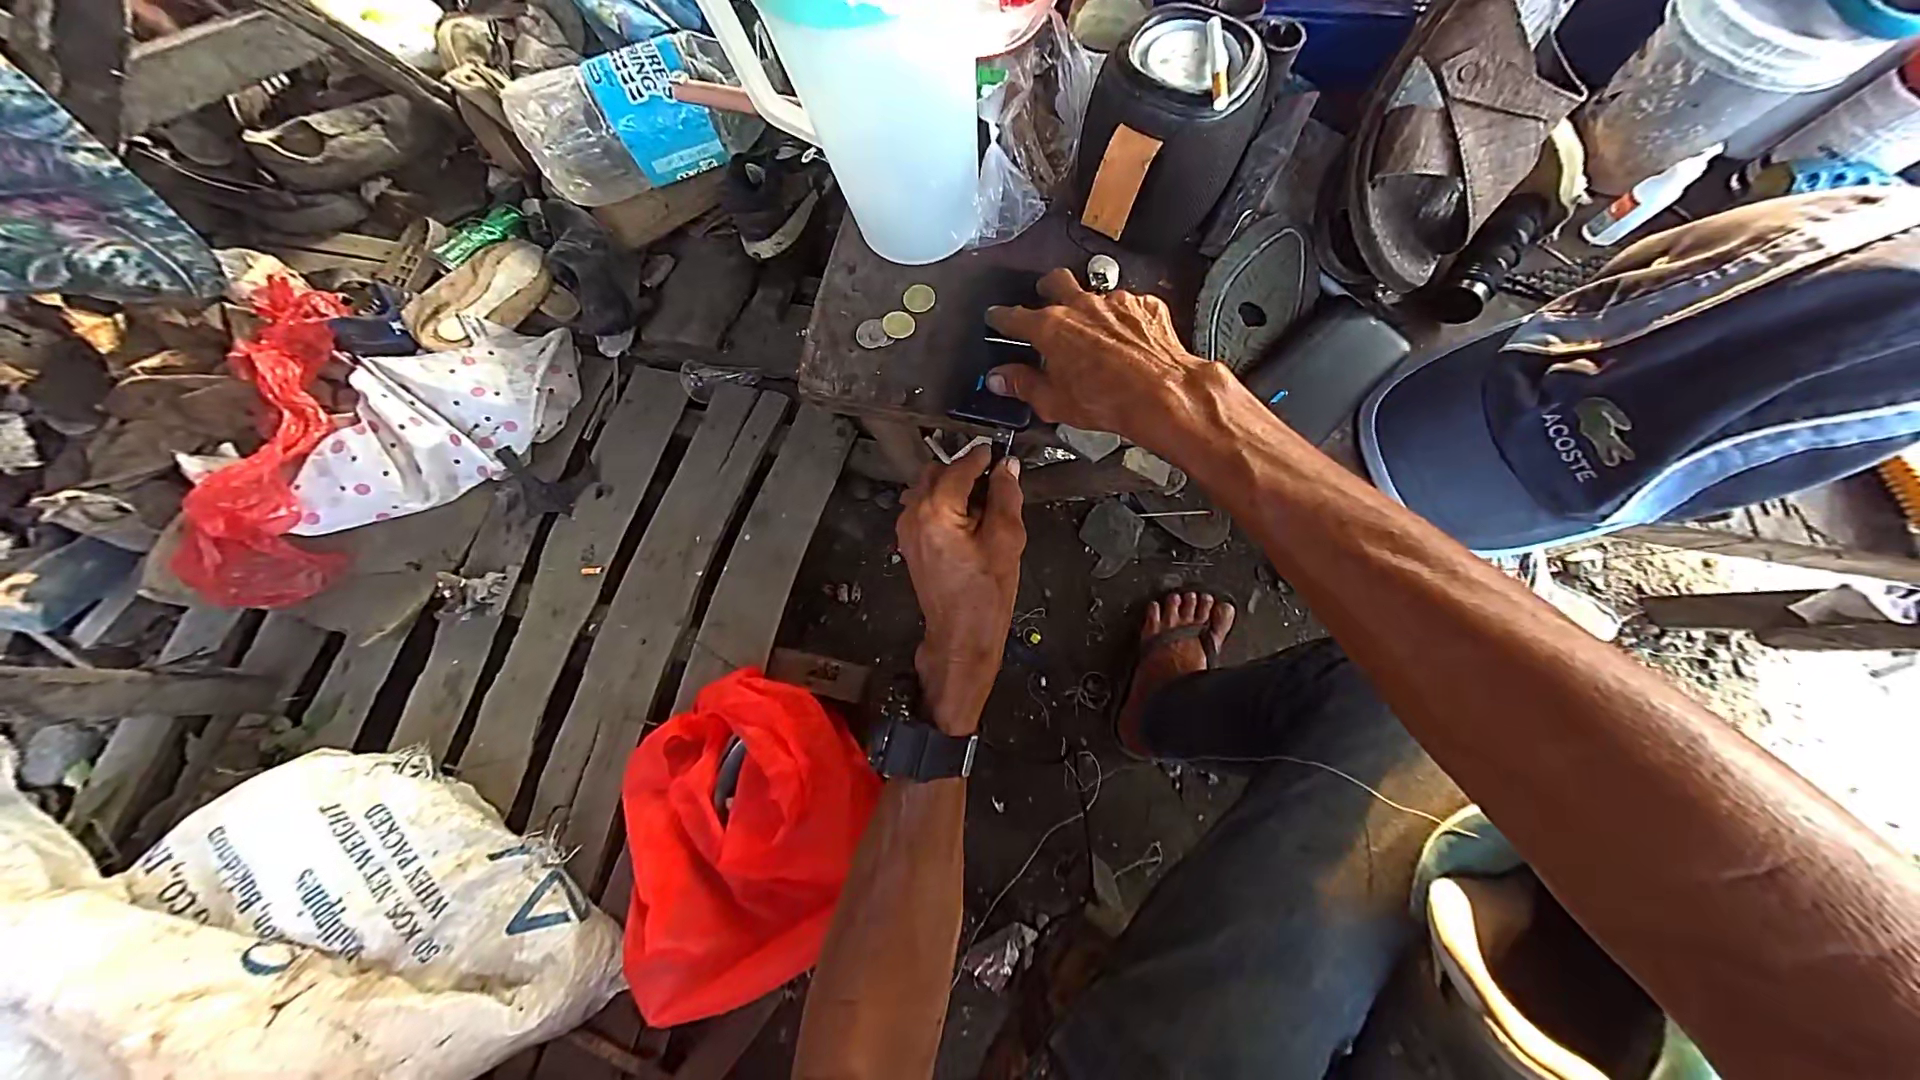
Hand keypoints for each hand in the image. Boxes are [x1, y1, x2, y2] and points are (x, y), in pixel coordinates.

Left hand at [895, 447, 1024, 735]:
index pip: (960, 467)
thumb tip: (1007, 468)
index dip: (982, 457)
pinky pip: (924, 509)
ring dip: (953, 487)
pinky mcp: (909, 544)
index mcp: (936, 510)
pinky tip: (968, 522)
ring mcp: (907, 530)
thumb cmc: (984, 594)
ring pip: (927, 489)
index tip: (997, 452)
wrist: (961, 635)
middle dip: (964, 471)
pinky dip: (944, 505)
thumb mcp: (1006, 540)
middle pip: (937, 473)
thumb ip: (1005, 496)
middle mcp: (913, 515)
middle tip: (994, 481)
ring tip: (983, 505)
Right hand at [985, 268, 1242, 455]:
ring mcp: (1115, 302)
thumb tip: (1001, 379)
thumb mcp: (1053, 402)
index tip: (996, 318)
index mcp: (1051, 328)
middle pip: (1055, 281)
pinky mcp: (1144, 306)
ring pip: (1093, 291)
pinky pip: (1127, 304)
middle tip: (1043, 298)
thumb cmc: (1110, 399)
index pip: (1014, 316)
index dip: (1001, 318)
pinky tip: (1125, 336)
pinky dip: (1121, 317)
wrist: (1162, 394)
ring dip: (1087, 304)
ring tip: (1089, 324)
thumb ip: (1023, 385)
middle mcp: (1081, 306)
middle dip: (1045, 288)